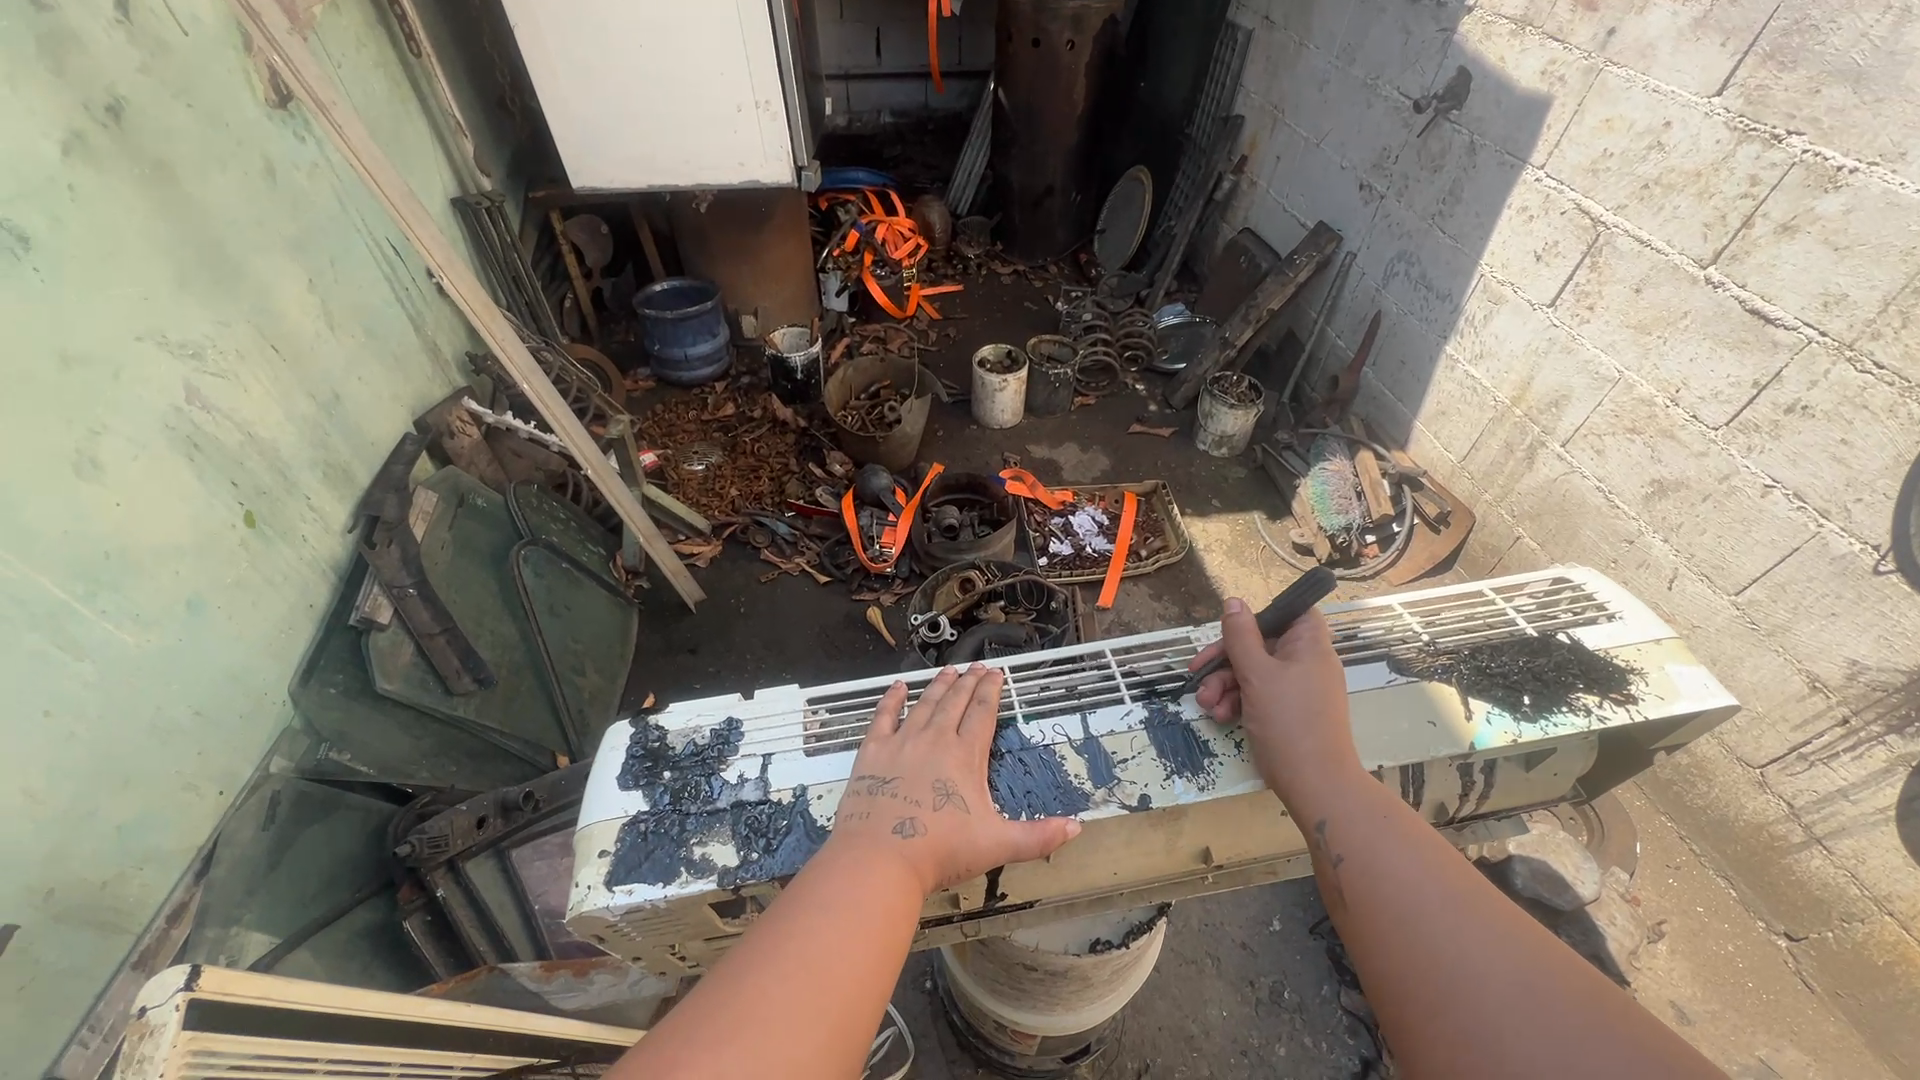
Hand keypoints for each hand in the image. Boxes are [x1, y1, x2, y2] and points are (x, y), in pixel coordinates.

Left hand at [827, 664, 1081, 895]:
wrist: (881, 859)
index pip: (982, 713)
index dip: (991, 691)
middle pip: (955, 703)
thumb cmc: (941, 852)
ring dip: (938, 686)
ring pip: (923, 705)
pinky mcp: (872, 753)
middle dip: (968, 683)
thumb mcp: (997, 845)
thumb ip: (1038, 837)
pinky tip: (898, 687)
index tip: (997, 673)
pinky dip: (892, 699)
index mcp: (965, 755)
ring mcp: (901, 743)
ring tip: (948, 671)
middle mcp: (934, 739)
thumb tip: (1076, 826)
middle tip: (976, 666)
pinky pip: (883, 717)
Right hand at [1187, 599, 1363, 807]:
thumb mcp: (1257, 674)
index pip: (1295, 611)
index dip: (1266, 613)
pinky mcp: (1286, 712)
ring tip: (1205, 704)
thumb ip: (1241, 637)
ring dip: (1224, 684)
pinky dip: (1237, 701)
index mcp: (1309, 646)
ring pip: (1254, 671)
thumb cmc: (1288, 721)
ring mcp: (1296, 689)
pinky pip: (1258, 694)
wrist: (1314, 783)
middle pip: (1261, 643)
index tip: (1236, 627)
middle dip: (1226, 659)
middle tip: (1197, 670)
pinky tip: (1219, 716)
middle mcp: (1305, 663)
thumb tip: (1233, 602)